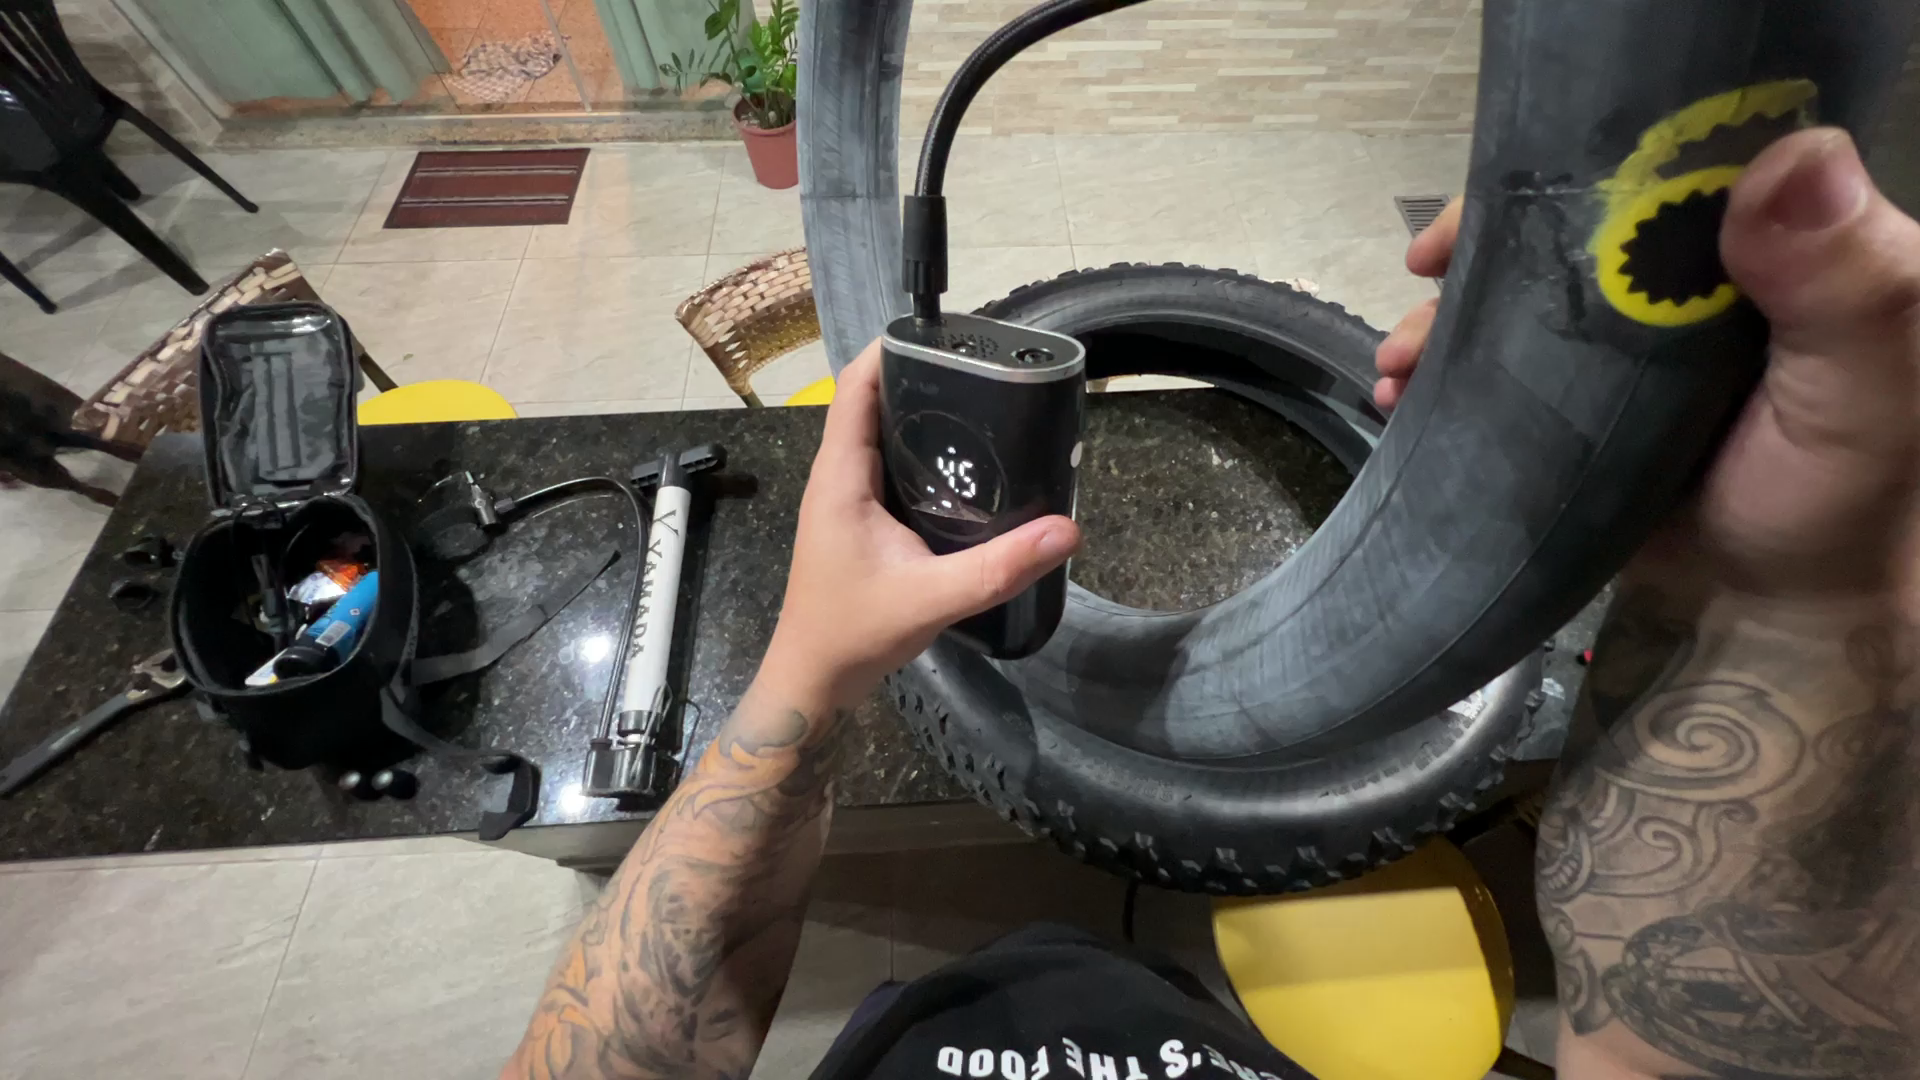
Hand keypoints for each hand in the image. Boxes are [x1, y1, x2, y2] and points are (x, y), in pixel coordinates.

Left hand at [761, 339, 1081, 705]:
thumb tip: (1068, 529)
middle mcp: (839, 477)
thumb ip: (999, 566)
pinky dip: (923, 456)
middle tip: (986, 374)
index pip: (856, 386)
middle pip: (874, 403)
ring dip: (924, 418)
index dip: (892, 349)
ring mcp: (847, 500)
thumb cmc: (854, 633)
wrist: (815, 678)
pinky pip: (890, 470)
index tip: (947, 337)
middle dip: (922, 378)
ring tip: (985, 409)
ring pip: (883, 438)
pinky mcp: (860, 522)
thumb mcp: (932, 598)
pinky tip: (966, 471)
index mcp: (841, 475)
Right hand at [1373, 129, 1919, 603]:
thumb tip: (1788, 158)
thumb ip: (1844, 284)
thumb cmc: (1833, 491)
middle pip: (1542, 253)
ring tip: (1393, 368)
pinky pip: (1478, 384)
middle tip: (1416, 279)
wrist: (1762, 594)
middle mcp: (1656, 297)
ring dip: (1432, 330)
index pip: (1638, 188)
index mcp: (1738, 261)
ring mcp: (1594, 360)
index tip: (1481, 214)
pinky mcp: (1550, 413)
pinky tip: (1398, 400)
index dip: (1553, 185)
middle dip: (1466, 264)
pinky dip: (1429, 385)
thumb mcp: (1864, 383)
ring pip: (1496, 319)